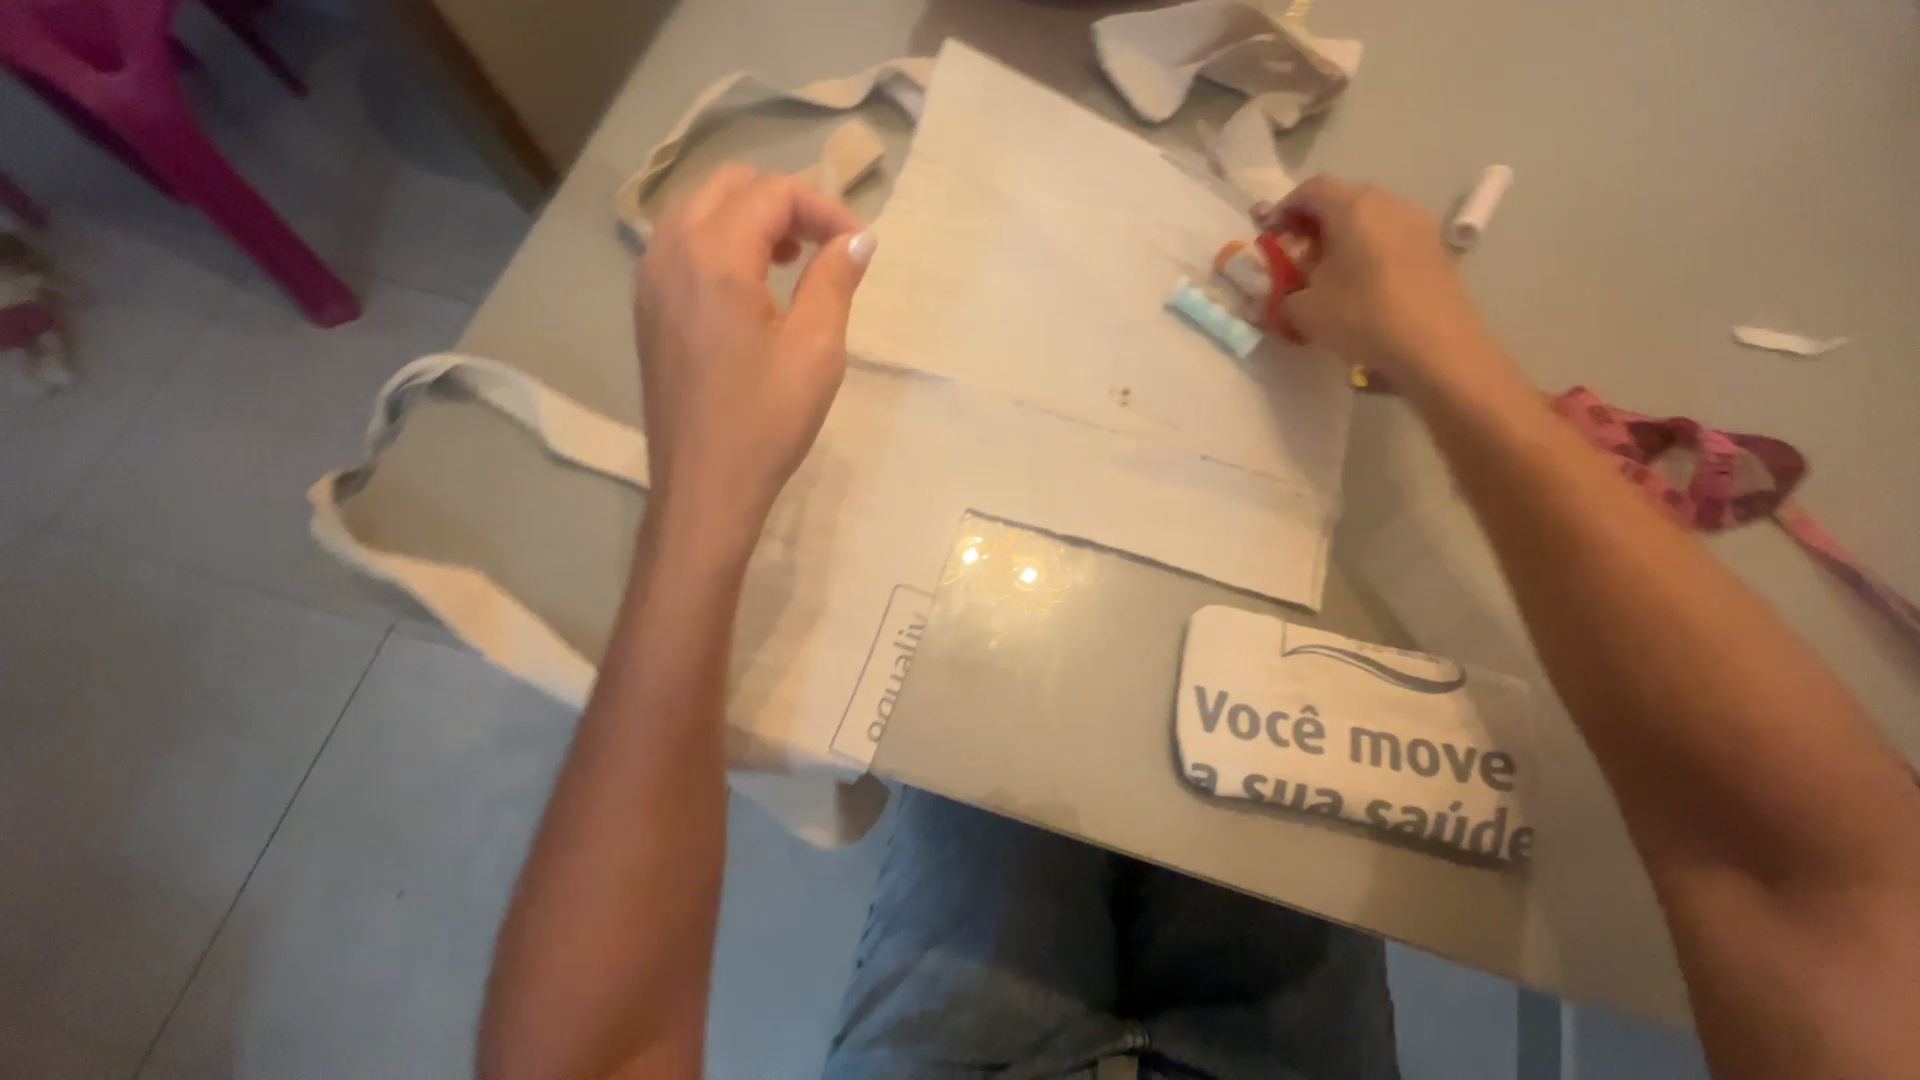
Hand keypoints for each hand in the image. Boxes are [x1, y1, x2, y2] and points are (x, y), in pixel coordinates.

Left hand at [634, 164, 874, 533]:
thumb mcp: (817, 349)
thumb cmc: (767, 421)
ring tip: (792, 260)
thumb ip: (835, 280)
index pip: (771, 194)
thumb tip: (859, 239)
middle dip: (783, 203)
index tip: (858, 244)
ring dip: (750, 219)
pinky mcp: (647, 307)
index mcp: (714, 256)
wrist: (704, 485)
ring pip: (700, 211)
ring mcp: (650, 279)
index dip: (823, 207)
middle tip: (825, 244)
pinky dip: (720, 243)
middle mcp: (670, 251)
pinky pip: (682, 245)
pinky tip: (751, 287)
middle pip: (728, 186)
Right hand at [1259, 176, 1509, 393]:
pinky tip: (1359, 286)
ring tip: (1326, 275)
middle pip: (1342, 200)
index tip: (1269, 237)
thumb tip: (1283, 293)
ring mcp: (1417, 223)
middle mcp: (1388, 203)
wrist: (1436, 347)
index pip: (1311, 189)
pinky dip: (1366, 252)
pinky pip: (1389, 238)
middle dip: (1312, 225)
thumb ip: (1281, 294)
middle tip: (1294, 258)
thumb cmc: (1362, 316)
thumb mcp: (1303, 310)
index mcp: (1353, 207)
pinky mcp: (1433, 248)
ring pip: (1368, 219)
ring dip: (1341, 239)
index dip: (1284, 209)